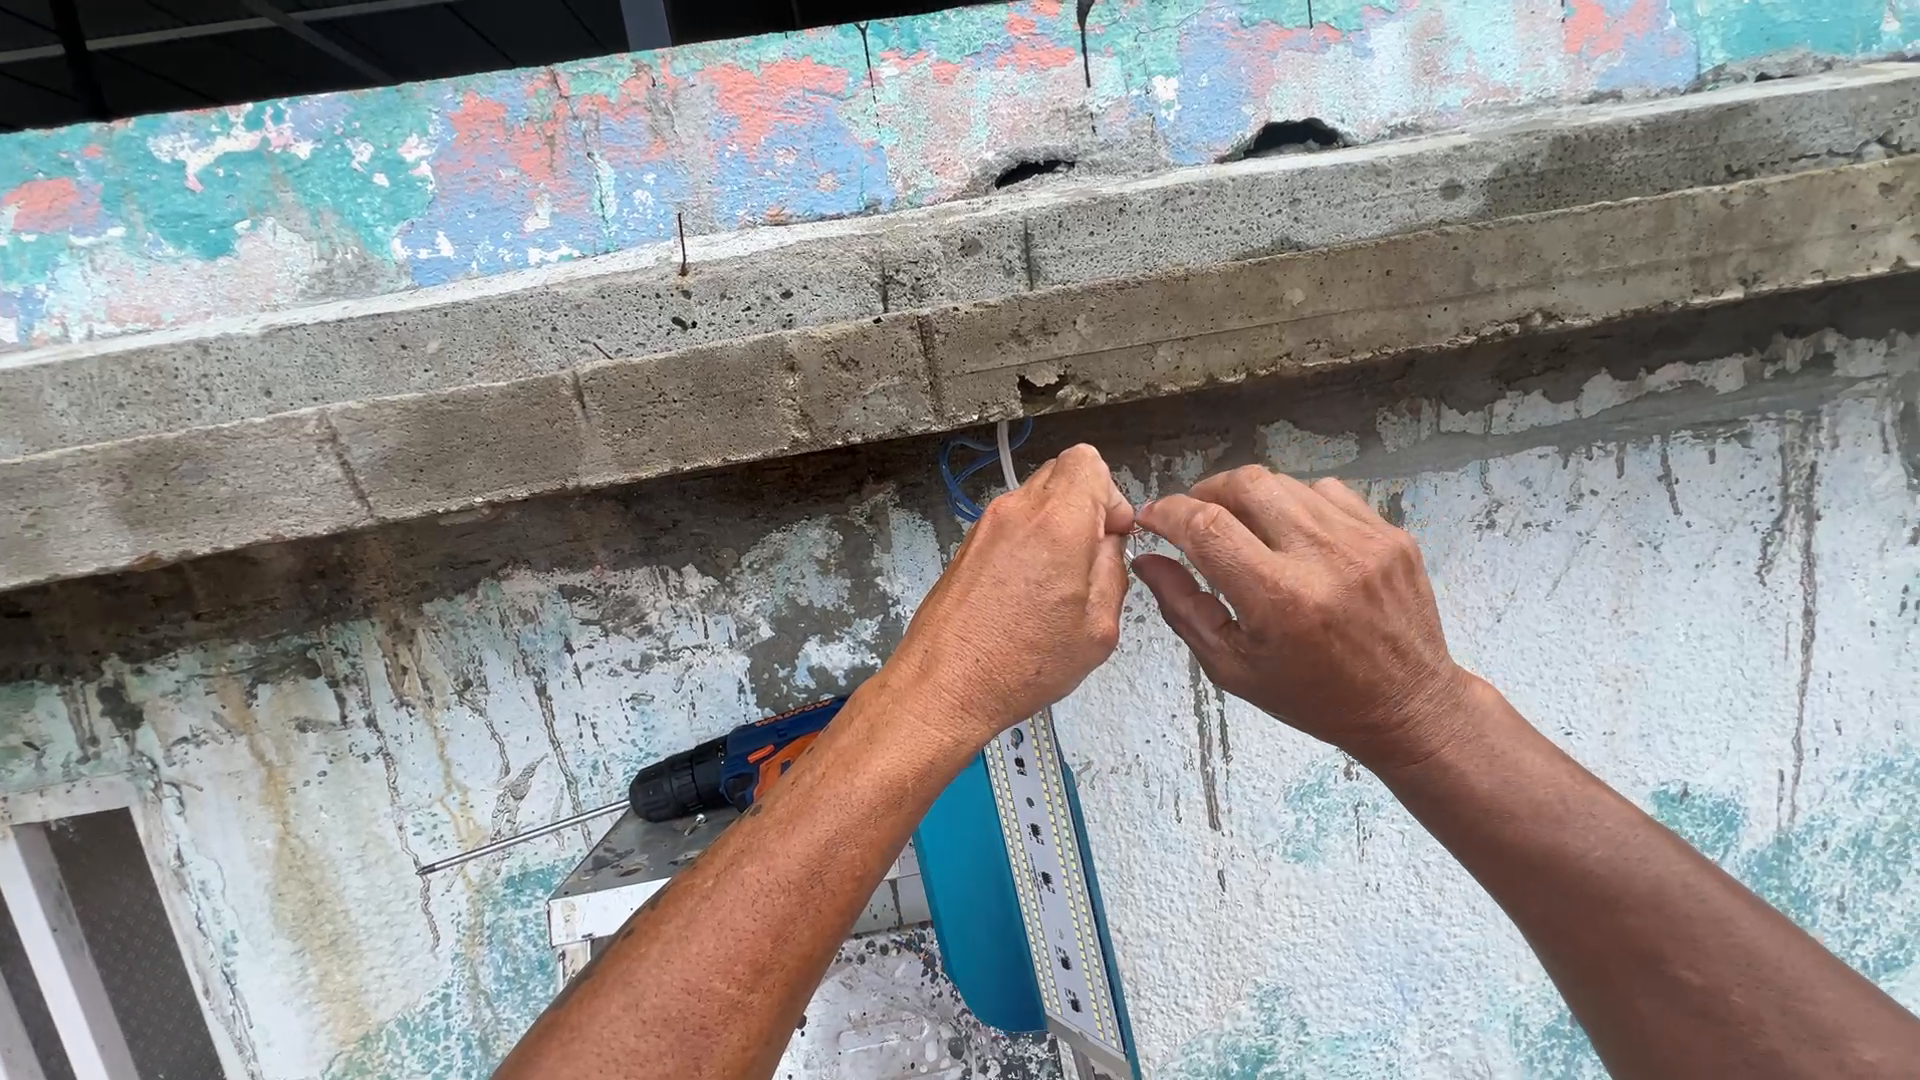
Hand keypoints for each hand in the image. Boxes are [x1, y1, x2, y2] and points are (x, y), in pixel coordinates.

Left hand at [881, 444, 1134, 752]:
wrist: (945, 685)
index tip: (1110, 534)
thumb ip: (1113, 571)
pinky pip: (1010, 525)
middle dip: (1085, 507)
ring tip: (1056, 583)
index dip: (1110, 496)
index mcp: (1057, 523)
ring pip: (1035, 501)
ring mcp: (986, 526)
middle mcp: (1017, 512)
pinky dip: (1027, 544)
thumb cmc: (1017, 665)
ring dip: (1055, 528)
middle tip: (1089, 557)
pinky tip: (1028, 592)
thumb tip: (1110, 546)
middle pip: (1062, 475)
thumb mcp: (1098, 628)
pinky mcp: (968, 545)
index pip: (1088, 462)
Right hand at [1133, 466, 1474, 770]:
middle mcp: (1324, 558)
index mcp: (1279, 599)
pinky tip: (1291, 536)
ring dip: (1249, 498)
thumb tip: (1147, 559)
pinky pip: (1325, 492)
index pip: (1207, 527)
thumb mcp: (1231, 666)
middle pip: (1246, 484)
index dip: (1168, 512)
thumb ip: (1182, 608)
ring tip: (1242, 528)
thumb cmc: (1310, 696)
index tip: (1152, 517)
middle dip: (1206, 492)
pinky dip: (1294, 503)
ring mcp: (1364, 540)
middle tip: (1194, 517)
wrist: (1407, 705)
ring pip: (1284, 482)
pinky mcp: (1390, 533)